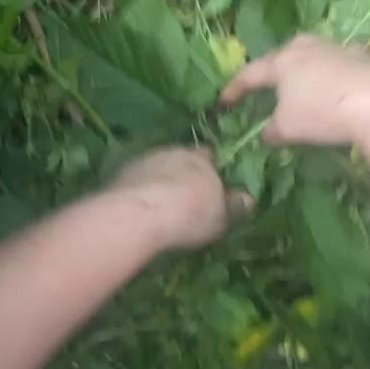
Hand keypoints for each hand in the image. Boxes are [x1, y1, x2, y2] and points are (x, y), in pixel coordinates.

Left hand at [105, 147, 251, 250]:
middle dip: (182, 172)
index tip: (212, 183)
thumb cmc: (190, 214)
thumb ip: (235, 205)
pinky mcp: (121, 173)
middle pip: (180, 159)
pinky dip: (140, 188)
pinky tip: (141, 205)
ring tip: (161, 202)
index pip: (209, 155)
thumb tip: (248, 198)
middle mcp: (170, 151)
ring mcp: (143, 160)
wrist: (139, 214)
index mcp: (200, 158)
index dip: (210, 168)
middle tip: (186, 195)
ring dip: (159, 179)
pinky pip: (136, 178)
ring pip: (156, 166)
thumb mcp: (222, 217)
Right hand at [218, 34, 369, 145]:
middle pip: (283, 53)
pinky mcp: (365, 58)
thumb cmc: (322, 112)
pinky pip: (339, 64)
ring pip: (312, 55)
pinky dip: (331, 75)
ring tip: (303, 84)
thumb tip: (267, 134)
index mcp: (281, 62)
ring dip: (304, 68)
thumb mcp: (288, 127)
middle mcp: (306, 49)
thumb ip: (273, 130)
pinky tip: (336, 89)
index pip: (250, 74)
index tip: (224, 101)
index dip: (235, 88)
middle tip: (268, 82)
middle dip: (273, 67)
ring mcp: (338, 50)